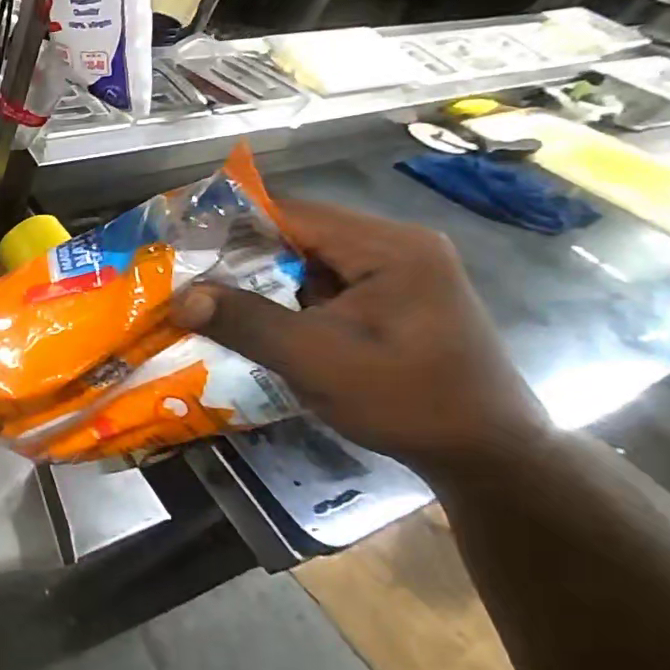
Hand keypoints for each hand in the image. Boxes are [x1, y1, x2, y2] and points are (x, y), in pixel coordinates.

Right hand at [172, 197, 550, 473]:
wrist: (488, 455)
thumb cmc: (407, 400)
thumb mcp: (317, 361)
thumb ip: (247, 323)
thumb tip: (181, 299)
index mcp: (388, 246)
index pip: (293, 213)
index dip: (233, 225)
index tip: (185, 246)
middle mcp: (397, 246)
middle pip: (302, 234)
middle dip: (245, 257)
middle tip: (193, 278)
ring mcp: (400, 273)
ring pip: (313, 261)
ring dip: (267, 279)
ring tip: (216, 299)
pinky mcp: (396, 299)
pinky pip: (330, 285)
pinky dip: (293, 299)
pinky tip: (263, 321)